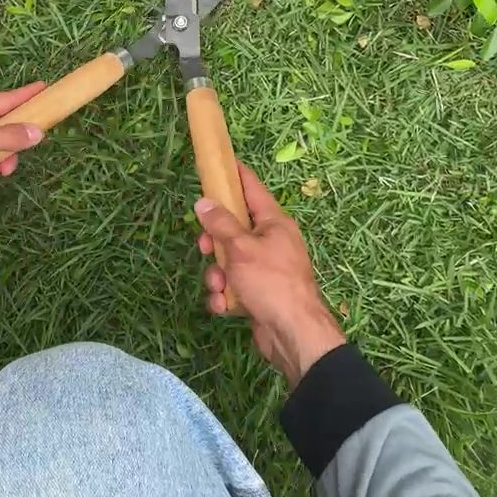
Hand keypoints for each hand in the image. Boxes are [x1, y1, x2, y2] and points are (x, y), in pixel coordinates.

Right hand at [196, 162, 345, 386]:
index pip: (251, 188)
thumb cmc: (271, 282)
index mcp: (273, 223)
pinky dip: (224, 296)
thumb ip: (220, 223)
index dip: (234, 173)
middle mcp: (270, 242)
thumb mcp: (241, 247)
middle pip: (232, 228)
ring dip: (216, 274)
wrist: (293, 335)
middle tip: (204, 246)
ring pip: (227, 260)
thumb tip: (203, 201)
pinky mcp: (257, 294)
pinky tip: (225, 305)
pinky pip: (232, 286)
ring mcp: (264, 269)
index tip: (218, 160)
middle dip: (213, 240)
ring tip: (219, 286)